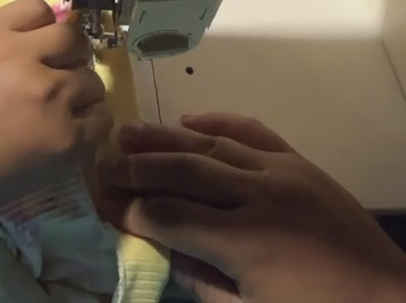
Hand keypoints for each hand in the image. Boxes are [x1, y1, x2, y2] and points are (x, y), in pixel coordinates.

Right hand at [101, 114, 405, 302]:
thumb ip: (204, 284)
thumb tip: (163, 251)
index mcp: (249, 244)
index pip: (173, 217)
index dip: (134, 212)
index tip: (105, 206)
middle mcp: (260, 196)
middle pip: (185, 169)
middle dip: (140, 168)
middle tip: (104, 164)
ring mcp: (282, 171)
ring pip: (212, 141)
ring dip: (167, 136)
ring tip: (130, 130)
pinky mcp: (300, 162)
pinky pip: (252, 130)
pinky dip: (217, 120)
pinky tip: (188, 120)